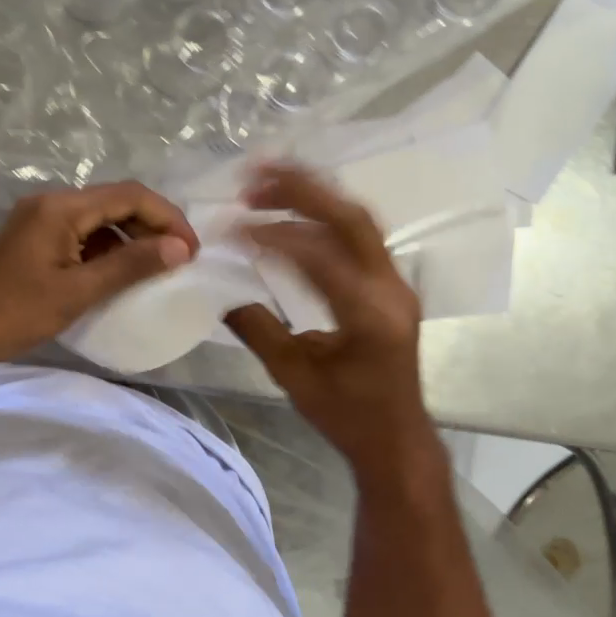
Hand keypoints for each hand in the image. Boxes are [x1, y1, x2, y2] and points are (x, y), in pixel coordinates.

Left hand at [0, 181, 197, 368]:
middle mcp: (49, 202)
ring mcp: (37, 219)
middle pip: (114, 202)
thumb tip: (179, 248)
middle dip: (151, 226)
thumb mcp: (78, 292)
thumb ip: (130, 266)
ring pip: (98, 218)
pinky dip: (104, 248)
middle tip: (179, 260)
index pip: (128, 195)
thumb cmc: (16, 314)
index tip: (191, 250)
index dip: (166, 218)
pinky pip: (79, 233)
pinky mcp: (32, 237)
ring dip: (129, 238)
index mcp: (59, 208)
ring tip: (156, 267)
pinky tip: (120, 272)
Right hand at [223, 164, 435, 474]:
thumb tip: (220, 293)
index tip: (233, 228)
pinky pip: (359, 238)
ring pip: (358, 222)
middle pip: (350, 219)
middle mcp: (390, 288)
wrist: (395, 437)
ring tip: (267, 184)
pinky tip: (293, 214)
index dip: (274, 235)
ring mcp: (395, 284)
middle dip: (301, 191)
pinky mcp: (389, 287)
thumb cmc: (345, 413)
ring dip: (314, 197)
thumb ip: (257, 329)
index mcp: (369, 313)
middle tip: (252, 179)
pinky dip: (323, 218)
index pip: (320, 256)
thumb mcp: (292, 374)